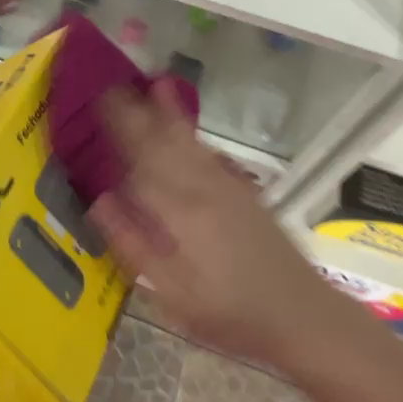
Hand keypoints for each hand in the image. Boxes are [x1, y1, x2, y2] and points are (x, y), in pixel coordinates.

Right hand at [89, 82, 336, 367]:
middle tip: (118, 86)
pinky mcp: (246, 195)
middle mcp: (202, 189)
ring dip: (171, 114)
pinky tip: (190, 133)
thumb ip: (134, 245)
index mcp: (179, 210)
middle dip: (141, 113)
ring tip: (158, 86)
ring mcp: (228, 188)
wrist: (302, 315)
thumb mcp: (173, 293)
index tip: (100, 101)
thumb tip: (101, 201)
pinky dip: (196, 137)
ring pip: (190, 143)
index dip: (120, 129)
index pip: (139, 159)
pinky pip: (212, 155)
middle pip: (165, 142)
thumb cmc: (230, 313)